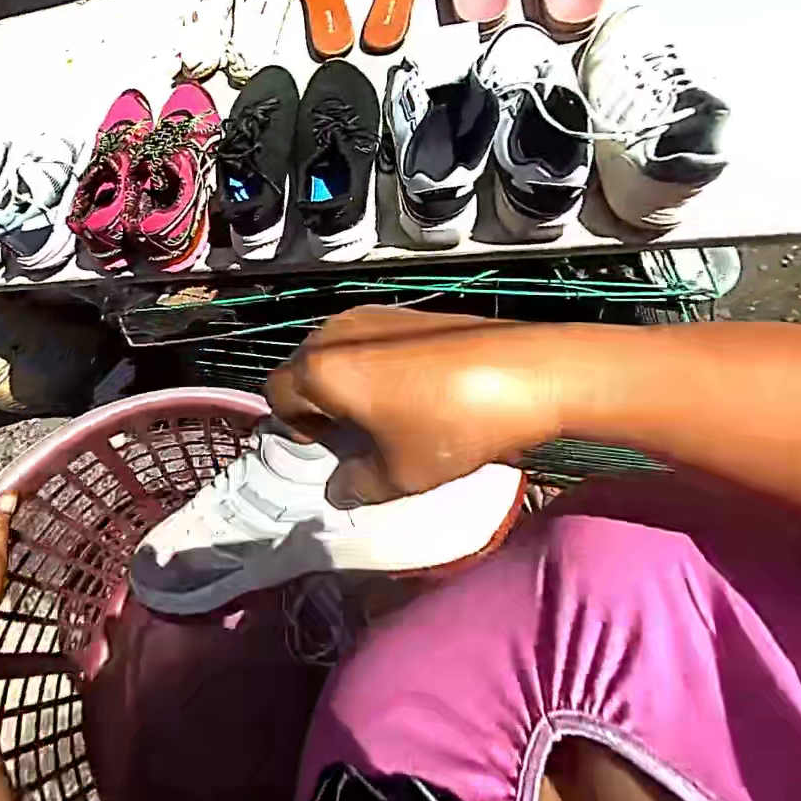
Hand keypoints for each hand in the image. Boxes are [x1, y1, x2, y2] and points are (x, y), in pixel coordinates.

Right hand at [266, 306, 560, 502]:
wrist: (524, 371)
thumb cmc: (449, 425)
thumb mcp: (399, 474)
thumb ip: (355, 485)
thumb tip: (340, 490)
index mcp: (319, 369)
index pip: (276, 394)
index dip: (295, 425)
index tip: (329, 445)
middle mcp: (333, 333)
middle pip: (301, 369)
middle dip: (316, 402)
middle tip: (353, 432)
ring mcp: (366, 315)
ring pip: (331, 353)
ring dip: (341, 382)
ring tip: (382, 410)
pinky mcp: (397, 310)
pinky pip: (361, 340)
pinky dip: (367, 364)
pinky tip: (408, 387)